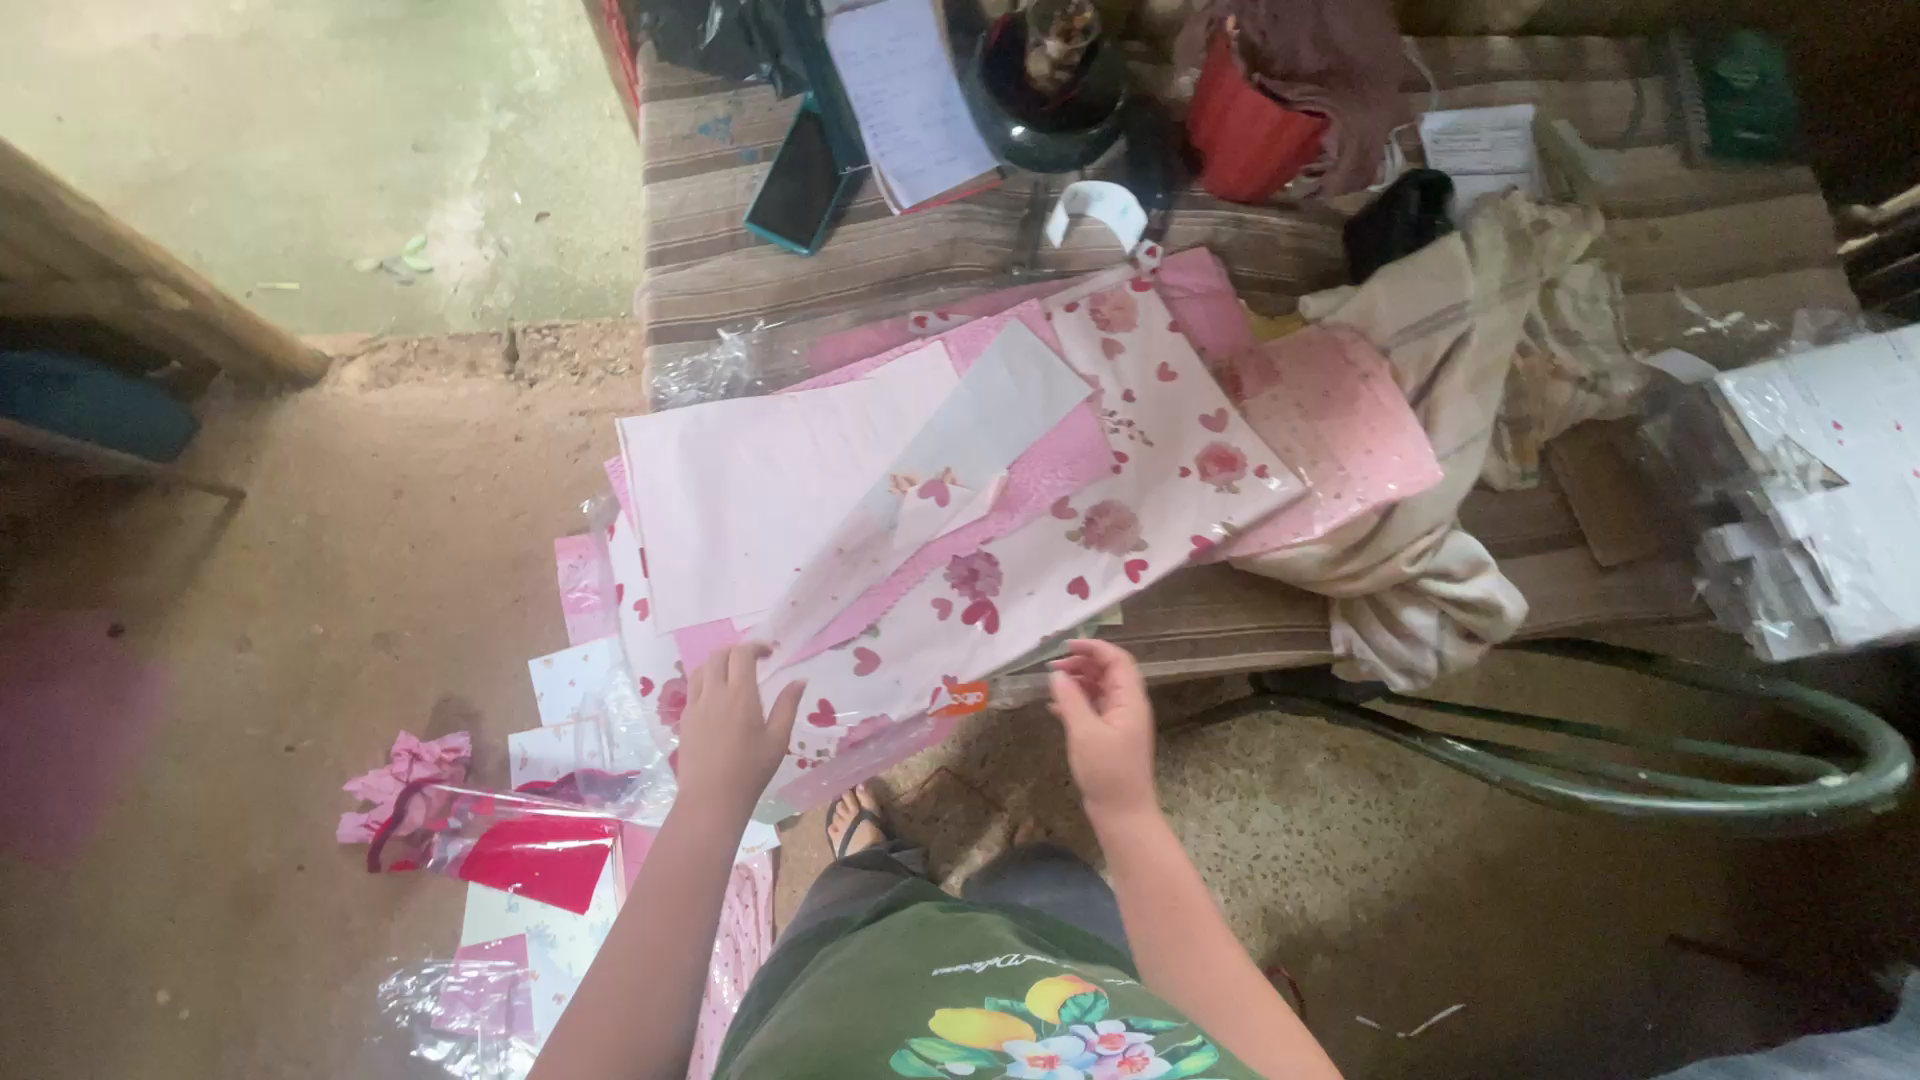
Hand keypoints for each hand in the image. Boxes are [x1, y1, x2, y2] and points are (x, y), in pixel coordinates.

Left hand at [674, 644, 804, 817]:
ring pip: (700, 669)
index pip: (742, 654)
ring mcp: (695, 706)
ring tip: (732, 675)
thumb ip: (788, 705)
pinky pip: (692, 689)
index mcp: (740, 695)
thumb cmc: (751, 770)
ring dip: (717, 664)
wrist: (711, 799)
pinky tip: (717, 697)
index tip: (769, 653)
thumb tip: (799, 680)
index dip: (756, 646)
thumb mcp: (778, 739)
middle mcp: (714, 694)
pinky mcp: (684, 719)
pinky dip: (705, 681)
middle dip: (736, 651)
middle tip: (753, 662)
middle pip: (718, 655)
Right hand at [1048, 639, 1158, 822]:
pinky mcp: (1110, 736)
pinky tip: (1055, 706)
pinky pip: (1094, 708)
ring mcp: (1120, 721)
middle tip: (1053, 666)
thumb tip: (1057, 674)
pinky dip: (1076, 701)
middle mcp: (1128, 706)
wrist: (1123, 814)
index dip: (1093, 648)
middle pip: (1108, 672)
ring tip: (1052, 683)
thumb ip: (1071, 699)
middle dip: (1082, 663)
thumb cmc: (1107, 772)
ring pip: (1099, 689)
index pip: (1117, 660)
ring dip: (1077, 682)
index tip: (1066, 646)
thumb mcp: (1084, 732)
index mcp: (1130, 700)